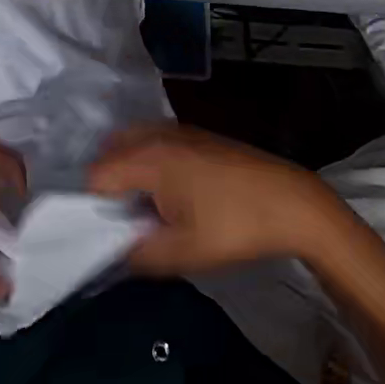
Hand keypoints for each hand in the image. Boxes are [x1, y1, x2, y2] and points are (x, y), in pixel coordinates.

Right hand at [87, 124, 349, 276]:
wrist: (291, 202)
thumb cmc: (234, 226)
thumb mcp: (182, 253)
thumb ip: (137, 253)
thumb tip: (115, 250)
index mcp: (147, 159)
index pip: (95, 175)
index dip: (93, 206)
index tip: (110, 232)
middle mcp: (156, 135)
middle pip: (110, 153)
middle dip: (109, 186)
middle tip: (127, 220)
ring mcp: (178, 130)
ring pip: (133, 144)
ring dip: (129, 172)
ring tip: (149, 208)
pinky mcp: (197, 134)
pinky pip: (155, 142)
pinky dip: (150, 162)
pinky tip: (174, 193)